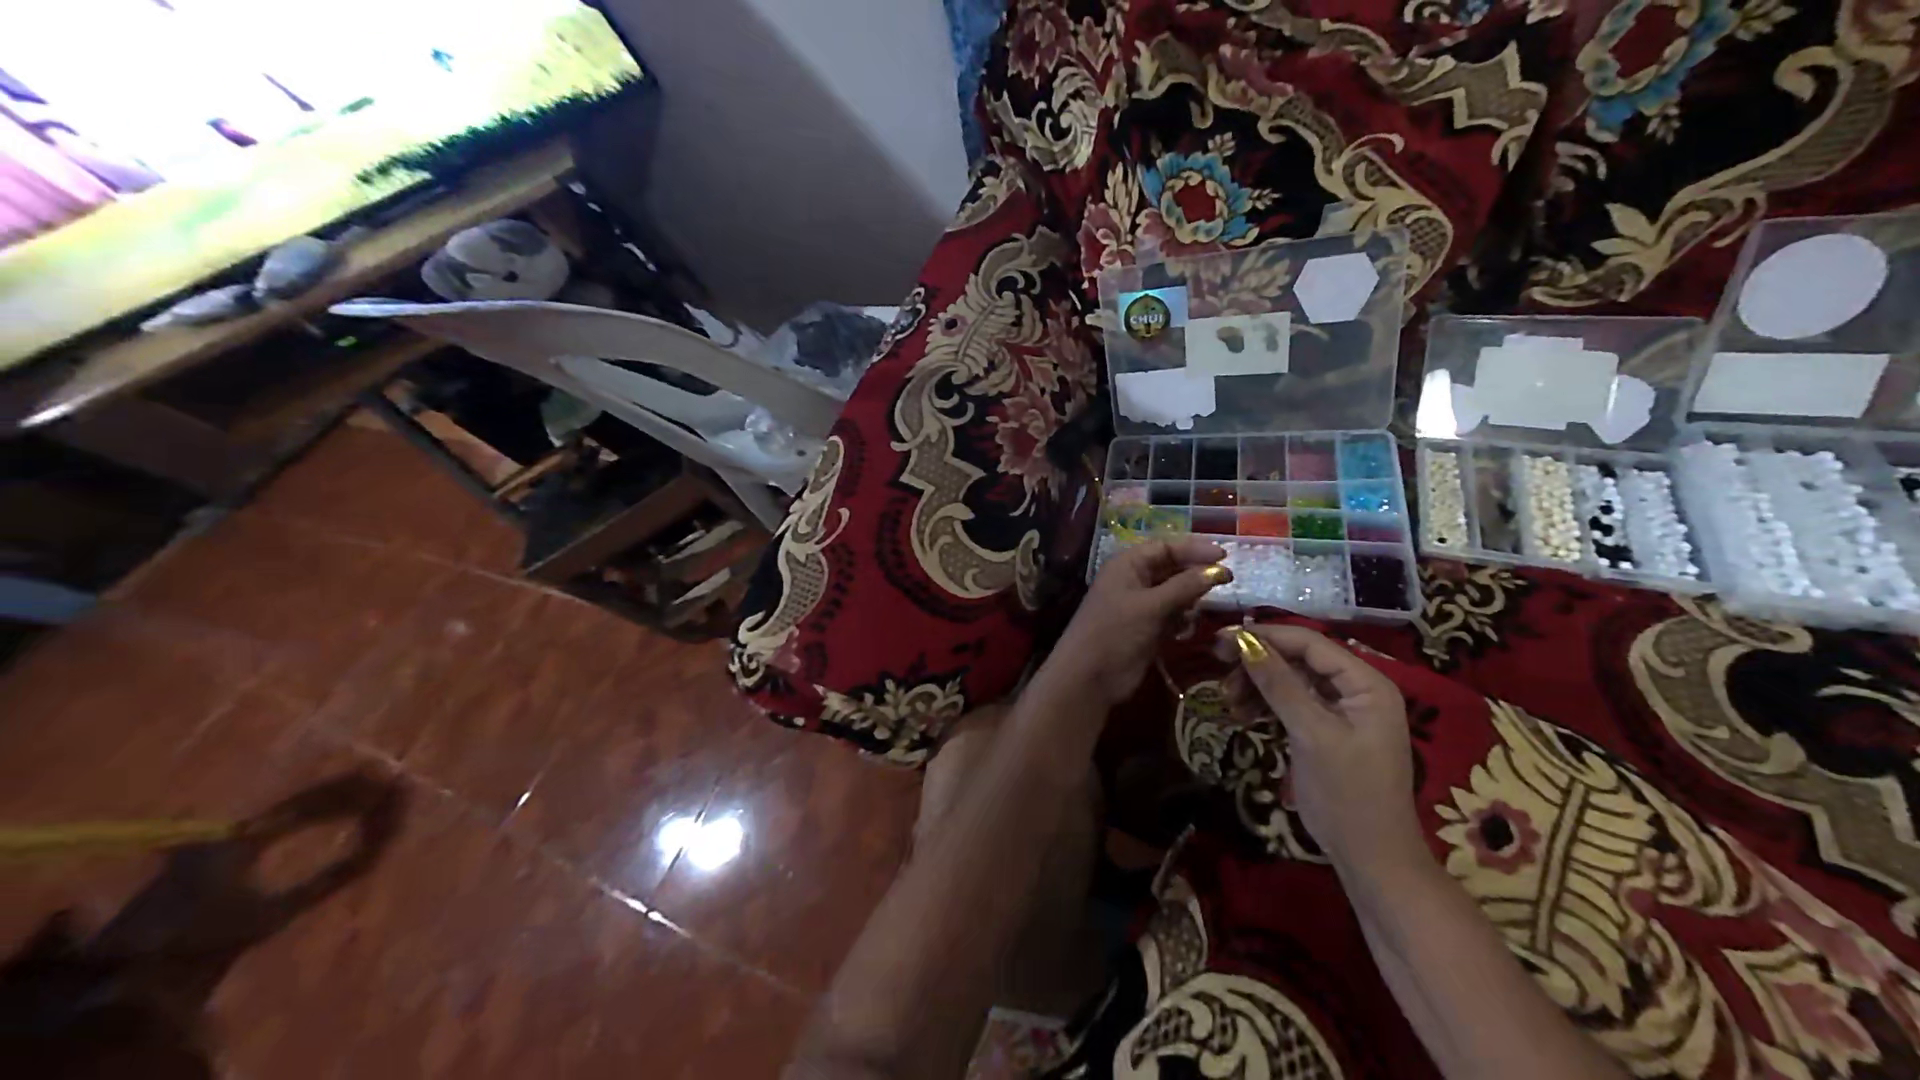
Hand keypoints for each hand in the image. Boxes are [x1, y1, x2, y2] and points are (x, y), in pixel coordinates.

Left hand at [1034, 537, 1229, 711]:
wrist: (1089, 677)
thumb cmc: (1116, 632)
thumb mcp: (1151, 606)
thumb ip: (1185, 586)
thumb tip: (1218, 570)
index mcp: (1127, 565)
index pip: (1164, 547)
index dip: (1194, 549)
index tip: (1225, 555)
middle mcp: (1133, 581)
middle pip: (1170, 569)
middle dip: (1196, 573)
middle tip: (1229, 579)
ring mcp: (1139, 606)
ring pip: (1173, 594)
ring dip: (1191, 598)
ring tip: (1212, 604)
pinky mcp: (1146, 629)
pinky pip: (1171, 616)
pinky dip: (1182, 619)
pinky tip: (1189, 626)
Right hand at [1220, 624, 1425, 876]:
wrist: (1370, 857)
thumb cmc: (1348, 794)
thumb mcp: (1311, 735)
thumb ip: (1279, 685)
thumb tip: (1246, 642)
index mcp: (1366, 683)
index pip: (1310, 642)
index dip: (1266, 636)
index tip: (1222, 641)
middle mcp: (1356, 689)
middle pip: (1298, 658)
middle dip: (1258, 662)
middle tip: (1218, 668)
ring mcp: (1341, 710)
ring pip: (1290, 680)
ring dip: (1256, 685)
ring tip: (1228, 702)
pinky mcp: (1326, 730)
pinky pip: (1291, 703)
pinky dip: (1265, 705)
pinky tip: (1242, 715)